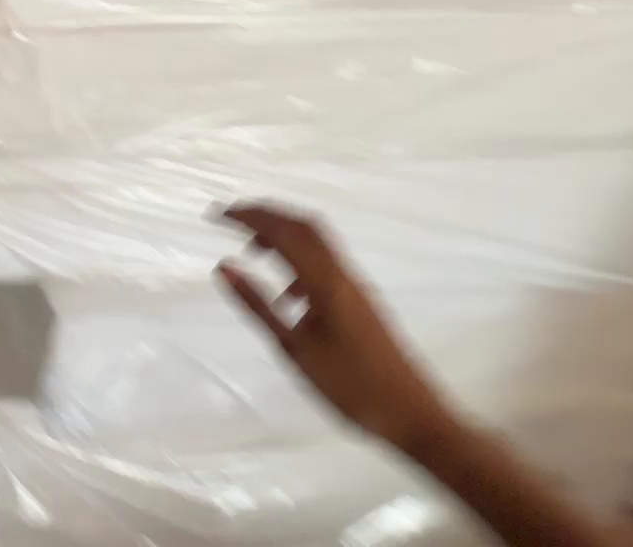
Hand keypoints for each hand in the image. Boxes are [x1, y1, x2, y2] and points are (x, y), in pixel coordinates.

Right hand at [214, 202, 452, 451]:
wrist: (416, 417)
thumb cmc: (350, 386)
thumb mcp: (293, 348)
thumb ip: (257, 304)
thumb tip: (224, 266)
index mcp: (324, 282)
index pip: (282, 232)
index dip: (247, 216)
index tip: (216, 215)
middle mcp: (343, 274)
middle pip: (302, 225)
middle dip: (265, 214)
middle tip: (231, 219)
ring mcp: (356, 285)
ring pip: (315, 240)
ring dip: (282, 233)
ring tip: (253, 251)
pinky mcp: (361, 299)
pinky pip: (324, 261)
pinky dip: (298, 258)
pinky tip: (287, 293)